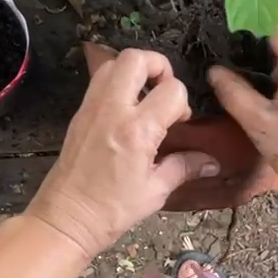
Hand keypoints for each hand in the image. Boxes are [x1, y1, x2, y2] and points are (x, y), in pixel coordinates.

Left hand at [27, 49, 217, 255]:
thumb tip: (211, 162)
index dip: (183, 102)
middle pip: (136, 58)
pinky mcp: (79, 113)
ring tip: (145, 96)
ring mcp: (92, 107)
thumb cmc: (111, 210)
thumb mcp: (155, 191)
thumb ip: (184, 167)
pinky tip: (126, 109)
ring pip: (114, 62)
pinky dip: (117, 83)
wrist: (65, 219)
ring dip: (135, 70)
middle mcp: (113, 110)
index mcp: (137, 131)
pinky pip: (99, 81)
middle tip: (164, 90)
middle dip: (158, 66)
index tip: (180, 121)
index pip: (172, 90)